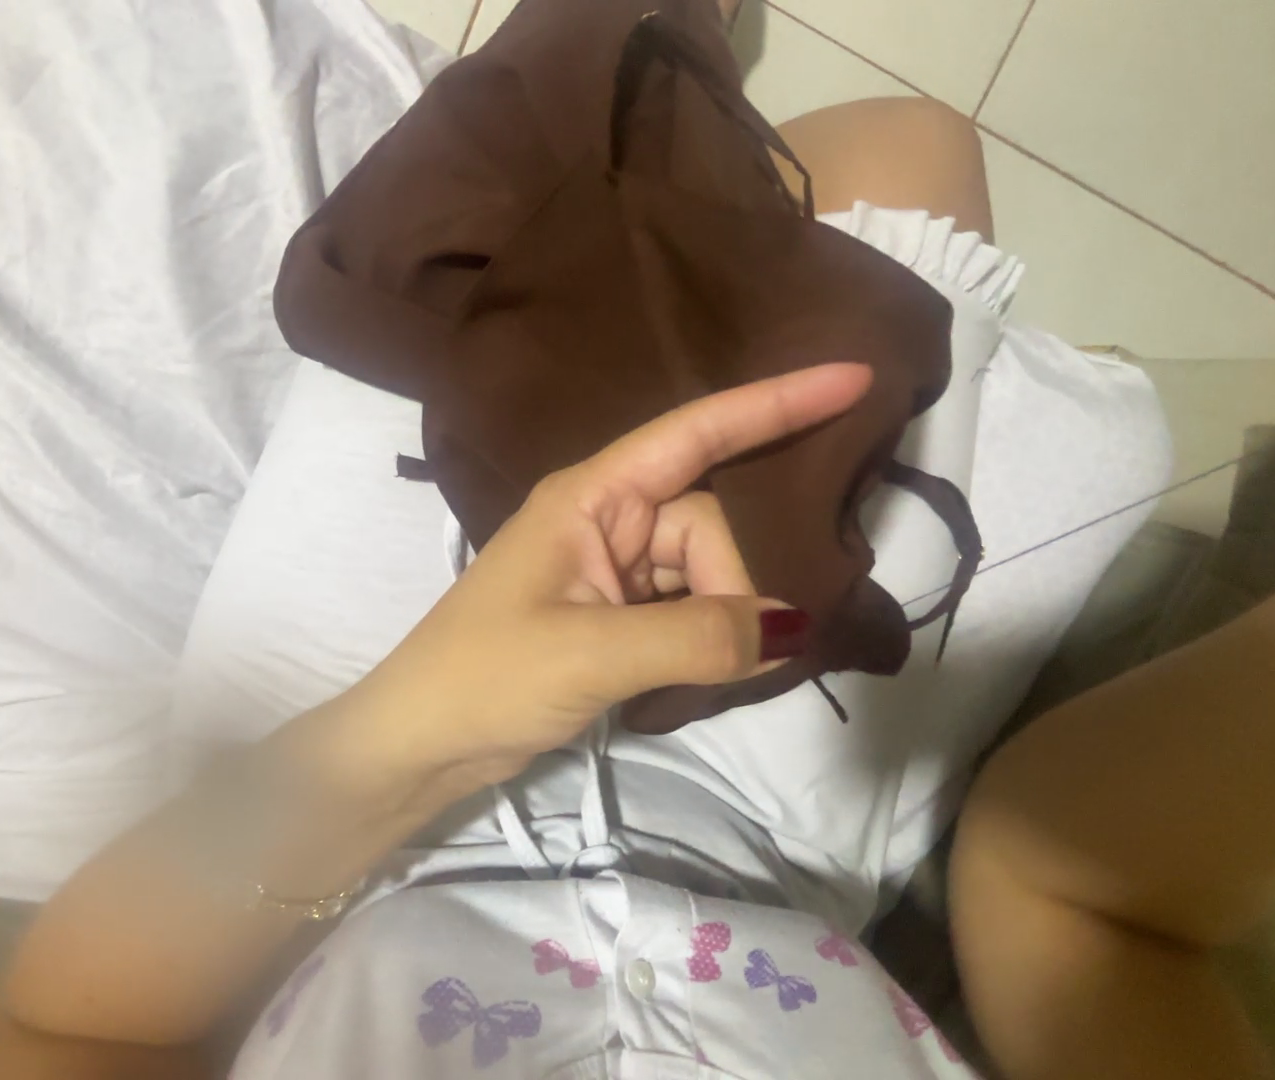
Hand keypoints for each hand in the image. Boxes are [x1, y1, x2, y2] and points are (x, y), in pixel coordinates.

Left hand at [340, 362, 873, 794]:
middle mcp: (603, 522)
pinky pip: (684, 611)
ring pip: (701, 575)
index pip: (694, 434)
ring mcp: (608, 573)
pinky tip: (699, 675)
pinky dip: (704, 640)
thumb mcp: (592, 652)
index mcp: (589, 497)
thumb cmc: (486, 677)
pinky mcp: (611, 618)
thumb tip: (794, 624)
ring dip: (719, 620)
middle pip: (708, 525)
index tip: (853, 379)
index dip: (773, 403)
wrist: (421, 741)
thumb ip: (698, 636)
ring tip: (698, 673)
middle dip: (731, 584)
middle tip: (721, 652)